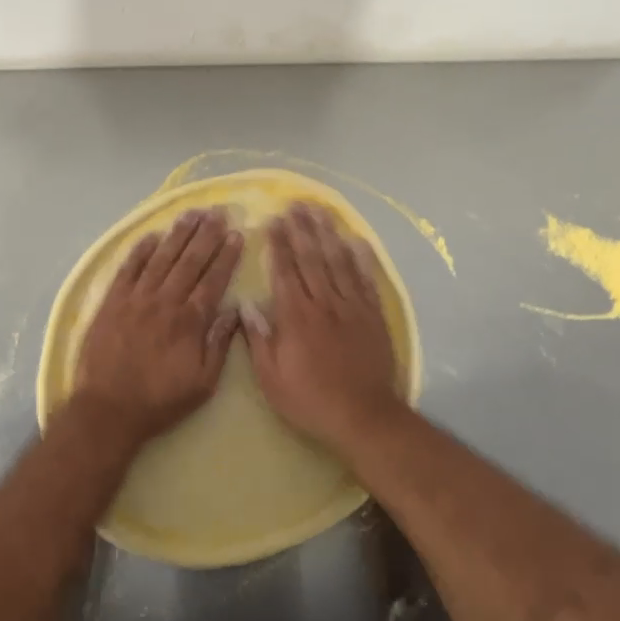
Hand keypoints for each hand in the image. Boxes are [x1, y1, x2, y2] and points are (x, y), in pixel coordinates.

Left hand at [71, 208, 243, 447]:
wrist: (107, 409)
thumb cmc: (160, 401)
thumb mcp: (203, 383)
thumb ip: (219, 345)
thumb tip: (234, 312)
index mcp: (190, 321)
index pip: (213, 279)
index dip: (226, 256)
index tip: (235, 235)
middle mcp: (165, 302)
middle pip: (189, 261)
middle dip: (206, 235)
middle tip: (217, 212)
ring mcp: (136, 299)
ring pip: (161, 258)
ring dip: (177, 234)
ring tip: (191, 214)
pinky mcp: (111, 303)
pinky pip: (128, 269)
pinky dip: (140, 251)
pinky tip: (151, 235)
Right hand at [242, 202, 405, 449]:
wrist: (363, 415)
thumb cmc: (310, 400)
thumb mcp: (271, 379)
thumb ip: (259, 339)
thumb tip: (246, 305)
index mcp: (296, 317)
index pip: (284, 272)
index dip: (278, 245)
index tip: (273, 221)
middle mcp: (324, 303)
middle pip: (312, 258)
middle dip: (302, 230)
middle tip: (296, 205)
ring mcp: (352, 307)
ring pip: (338, 262)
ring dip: (328, 234)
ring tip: (321, 211)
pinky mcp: (373, 316)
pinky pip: (366, 280)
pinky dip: (361, 259)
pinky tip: (356, 240)